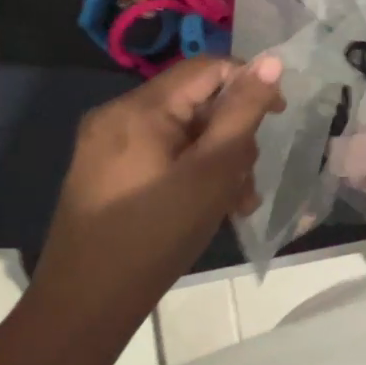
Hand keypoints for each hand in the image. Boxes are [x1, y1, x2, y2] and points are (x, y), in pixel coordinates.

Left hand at [36, 56, 285, 291]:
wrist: (86, 303)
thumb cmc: (157, 233)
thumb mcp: (213, 171)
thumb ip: (243, 113)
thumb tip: (271, 61)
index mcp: (139, 109)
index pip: (207, 67)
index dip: (249, 83)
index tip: (279, 118)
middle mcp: (118, 116)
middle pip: (197, 102)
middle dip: (234, 136)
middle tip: (248, 180)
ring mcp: (108, 145)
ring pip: (185, 133)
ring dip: (219, 160)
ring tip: (235, 203)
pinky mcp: (108, 172)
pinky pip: (164, 155)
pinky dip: (193, 172)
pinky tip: (210, 207)